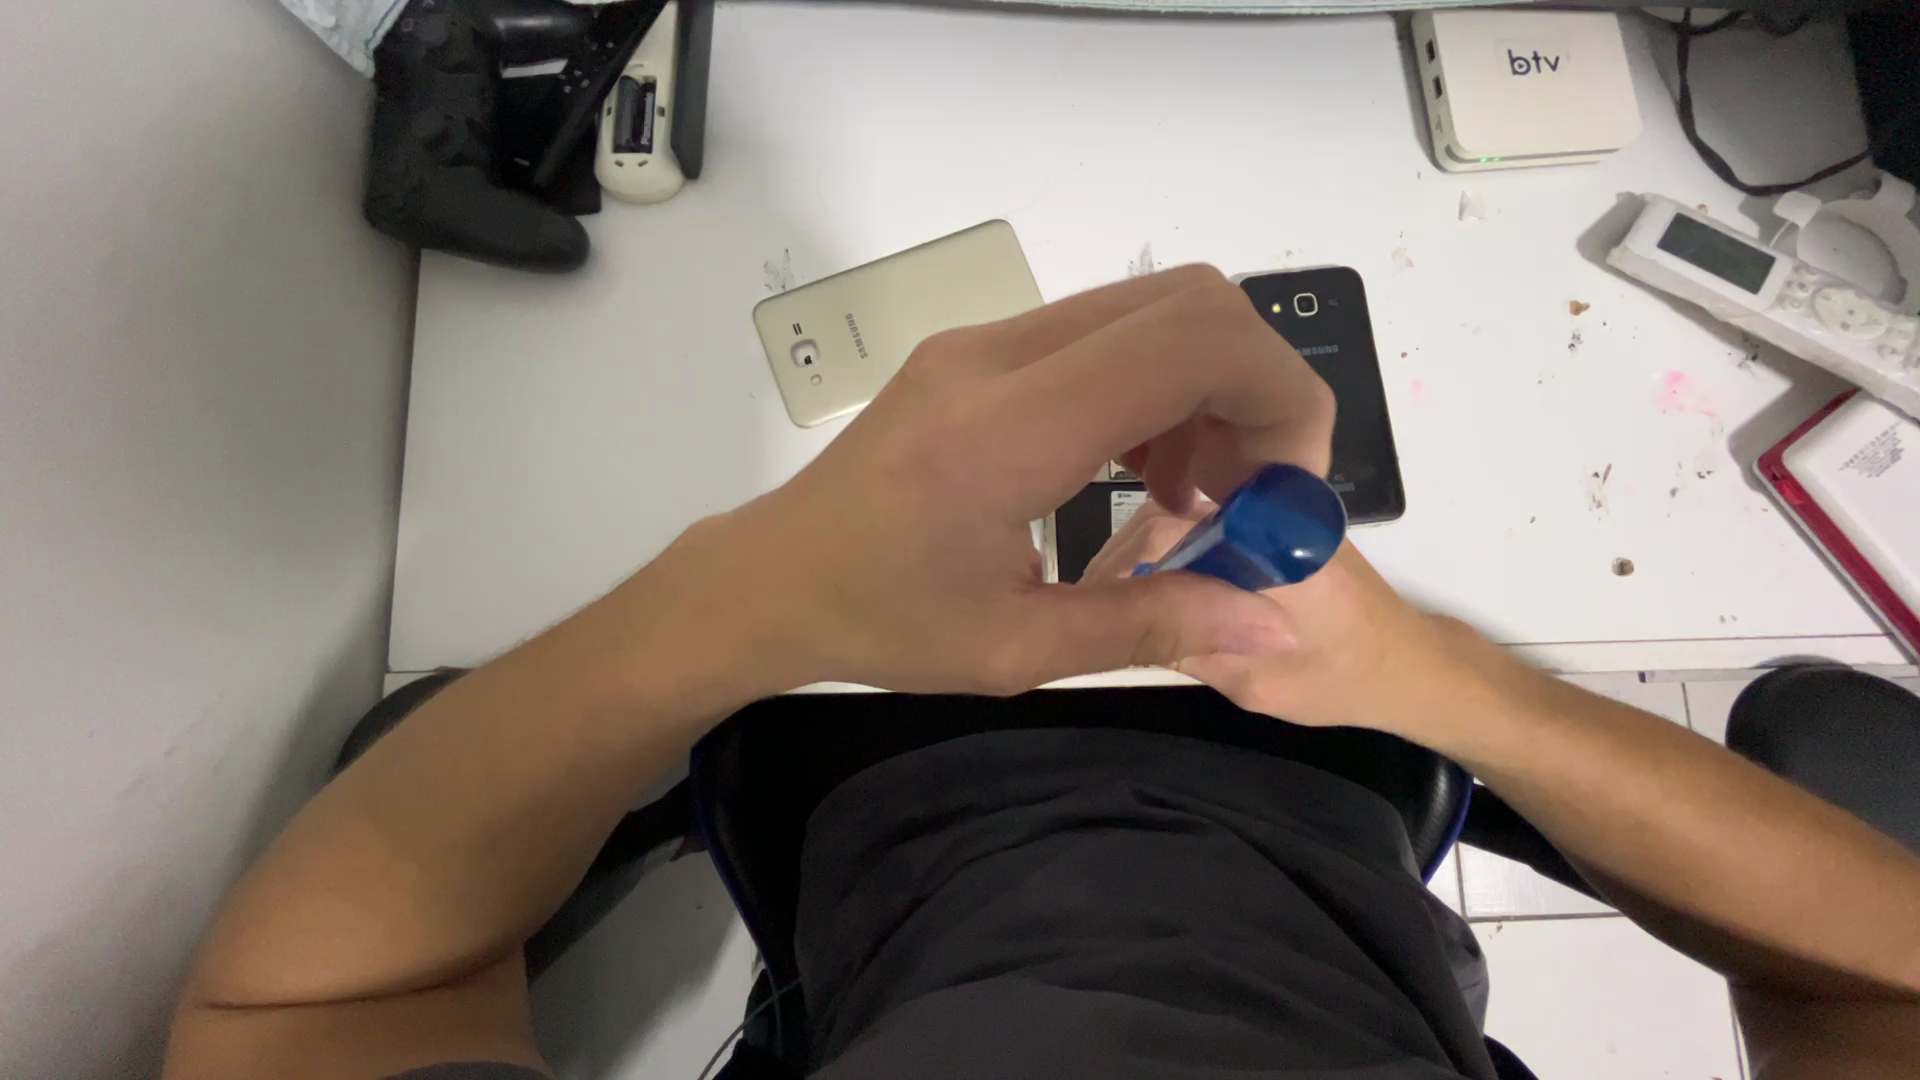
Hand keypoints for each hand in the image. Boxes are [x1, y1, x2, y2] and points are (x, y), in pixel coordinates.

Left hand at [684, 265, 1336, 695]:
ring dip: (1202, 392)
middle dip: (1252, 392)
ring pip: (1148, 312)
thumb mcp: (1017, 650)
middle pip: (1187, 302)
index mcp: (1005, 431)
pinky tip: (1138, 472)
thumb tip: (1268, 622)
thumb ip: (1149, 626)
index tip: (1281, 490)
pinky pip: (1100, 336)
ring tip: (1189, 495)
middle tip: (1240, 494)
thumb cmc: (879, 624)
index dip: (1277, 398)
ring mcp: (982, 342)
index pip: (1191, 341)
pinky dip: (1152, 391)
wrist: (773, 577)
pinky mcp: (976, 352)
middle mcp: (997, 358)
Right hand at [1080, 495, 1528, 737]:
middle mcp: (1269, 509)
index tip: (1092, 601)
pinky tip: (1155, 590)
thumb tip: (1124, 621)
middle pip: (1166, 516)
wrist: (1409, 666)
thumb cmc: (1340, 681)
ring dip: (1143, 555)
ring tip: (1118, 600)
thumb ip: (1189, 647)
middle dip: (1123, 559)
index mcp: (1269, 541)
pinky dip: (1170, 554)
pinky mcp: (1267, 522)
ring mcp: (1269, 510)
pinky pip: (1200, 525)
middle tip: (1096, 604)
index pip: (1165, 530)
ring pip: (1180, 517)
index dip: (1118, 565)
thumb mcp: (1254, 683)